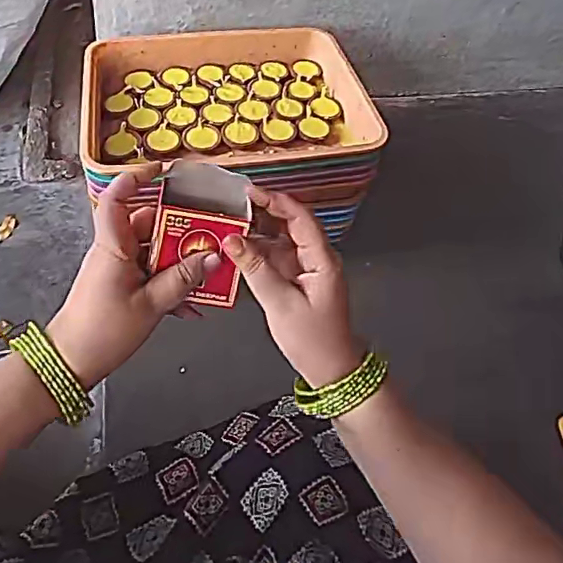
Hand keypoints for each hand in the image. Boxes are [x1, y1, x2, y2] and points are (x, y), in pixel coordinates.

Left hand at [47, 163, 217, 385]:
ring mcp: (120, 266)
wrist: (71, 363)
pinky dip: (172, 281)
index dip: (136, 177)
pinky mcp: (124, 282)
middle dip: (181, 230)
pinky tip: (190, 303)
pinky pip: (153, 270)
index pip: (117, 197)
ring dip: (180, 260)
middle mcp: (115, 249)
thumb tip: (211, 258)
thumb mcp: (151, 305)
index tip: (161, 171)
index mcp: (114, 246)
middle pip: (150, 223)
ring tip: (204, 275)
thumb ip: (183, 279)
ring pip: (156, 248)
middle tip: (208, 240)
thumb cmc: (99, 333)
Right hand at [223, 186, 363, 387]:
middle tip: (236, 204)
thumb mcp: (280, 304)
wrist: (331, 370)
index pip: (300, 218)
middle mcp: (317, 258)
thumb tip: (233, 241)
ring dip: (258, 231)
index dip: (276, 200)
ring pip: (281, 239)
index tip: (251, 192)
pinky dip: (259, 251)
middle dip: (264, 211)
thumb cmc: (315, 341)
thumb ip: (255, 269)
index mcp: (322, 259)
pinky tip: (240, 249)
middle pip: (290, 223)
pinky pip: (277, 256)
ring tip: (232, 225)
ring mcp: (307, 267)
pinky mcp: (298, 278)